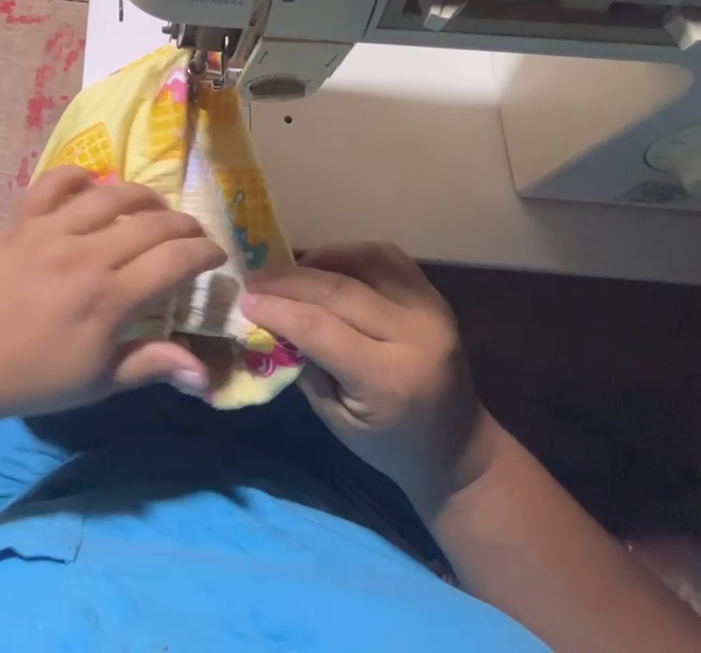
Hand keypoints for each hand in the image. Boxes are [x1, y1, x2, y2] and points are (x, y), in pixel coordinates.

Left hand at [0, 166, 225, 426]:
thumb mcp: (94, 383)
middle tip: (192, 234)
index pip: (175, 261)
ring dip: (141, 196)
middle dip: (182, 225)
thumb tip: (206, 374)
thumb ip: (150, 366)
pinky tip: (92, 186)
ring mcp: (48, 232)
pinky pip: (52, 184)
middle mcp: (84, 255)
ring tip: (154, 207)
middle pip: (150, 223)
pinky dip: (78, 177)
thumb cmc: (29, 379)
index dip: (204, 253)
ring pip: (108, 196)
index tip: (216, 256)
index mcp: (108, 298)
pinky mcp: (18, 222)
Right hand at [242, 243, 501, 507]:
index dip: (276, 309)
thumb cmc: (388, 444)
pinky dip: (348, 254)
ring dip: (318, 259)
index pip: (320, 327)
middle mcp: (415, 335)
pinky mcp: (434, 296)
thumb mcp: (334, 417)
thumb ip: (302, 365)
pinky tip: (324, 266)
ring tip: (286, 271)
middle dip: (287, 280)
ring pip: (364, 260)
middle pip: (338, 289)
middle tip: (252, 279)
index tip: (243, 300)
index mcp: (389, 378)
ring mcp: (430, 310)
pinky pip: (386, 258)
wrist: (457, 447)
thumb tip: (266, 321)